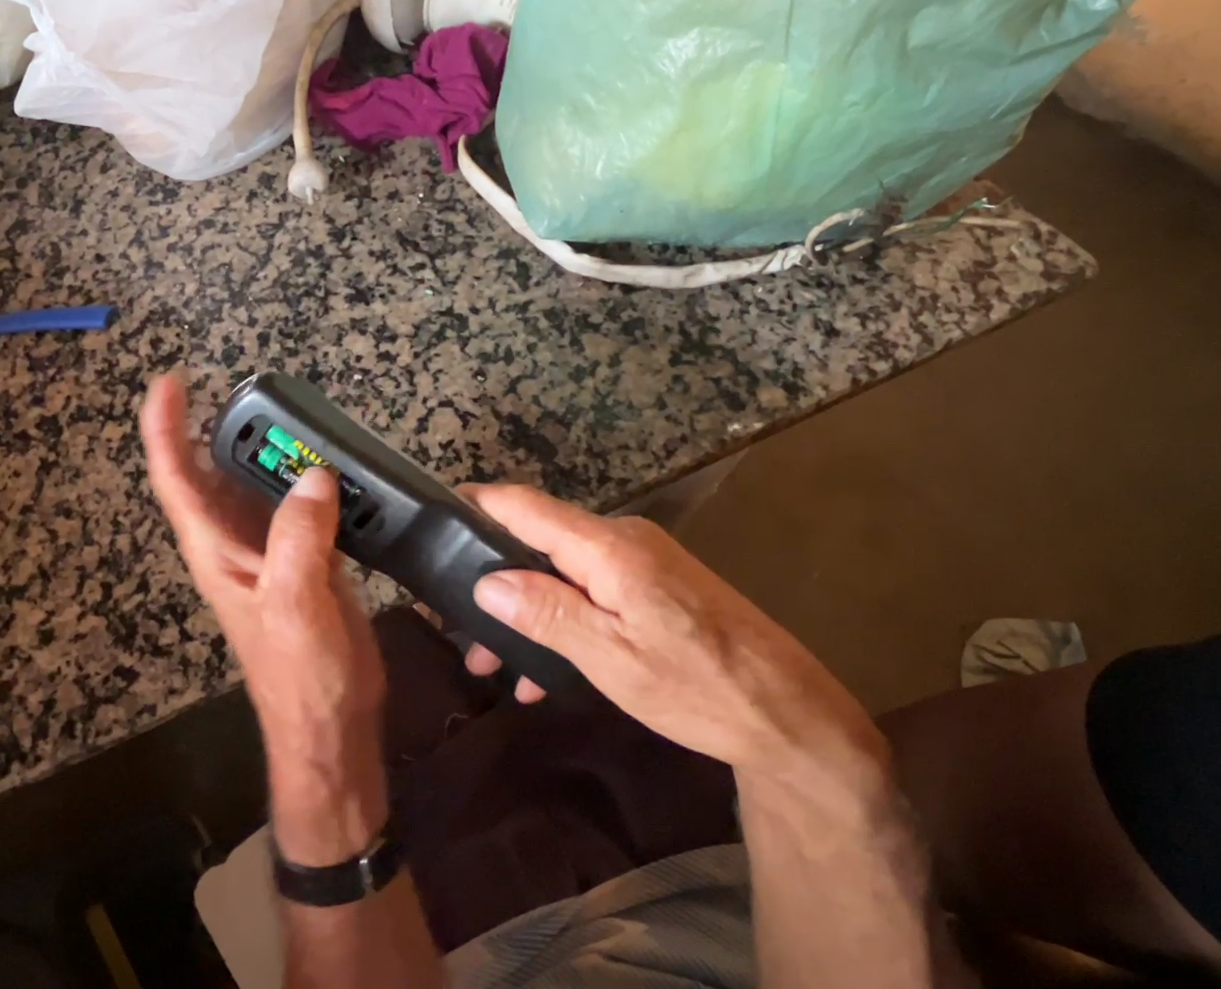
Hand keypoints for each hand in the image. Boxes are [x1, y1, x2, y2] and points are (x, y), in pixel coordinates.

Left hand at [139, 373, 384, 742]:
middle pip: (215, 472)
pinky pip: (300, 506)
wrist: (332, 721)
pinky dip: (310, 479)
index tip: (172, 381)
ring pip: (258, 486)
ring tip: (293, 414)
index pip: (178, 478)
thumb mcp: (294, 604)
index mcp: (215, 550)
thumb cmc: (300, 674)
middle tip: (252, 390)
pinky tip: (333, 462)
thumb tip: (315, 476)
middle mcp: (234, 543)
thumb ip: (299, 538)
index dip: (165, 428)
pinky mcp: (306, 559)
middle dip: (222, 426)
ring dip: (268, 449)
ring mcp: (270, 551)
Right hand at [462, 484, 884, 783]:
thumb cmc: (698, 687)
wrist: (790, 716)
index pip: (525, 506)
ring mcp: (640, 564)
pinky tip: (537, 675)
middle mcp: (622, 542)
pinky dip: (557, 622)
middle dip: (488, 578)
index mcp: (608, 548)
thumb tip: (485, 583)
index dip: (476, 505)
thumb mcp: (611, 659)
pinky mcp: (654, 589)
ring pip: (558, 573)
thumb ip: (546, 613)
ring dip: (520, 611)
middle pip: (536, 541)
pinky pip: (588, 592)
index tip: (430, 519)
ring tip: (486, 663)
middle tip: (448, 622)